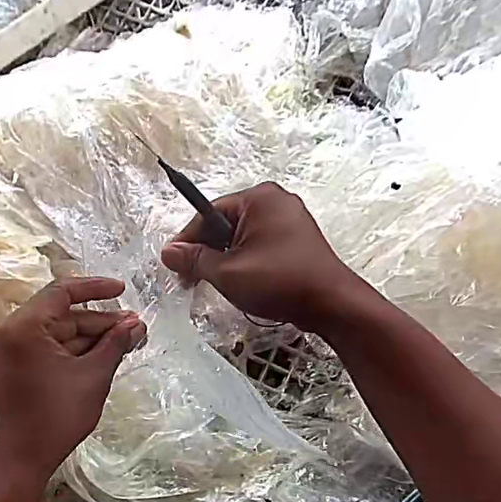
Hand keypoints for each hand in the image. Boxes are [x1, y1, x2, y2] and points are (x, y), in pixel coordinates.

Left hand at [0, 276, 146, 478]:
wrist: (24, 459)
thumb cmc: (57, 417)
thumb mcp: (93, 376)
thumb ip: (115, 343)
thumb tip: (137, 324)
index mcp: (22, 328)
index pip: (61, 292)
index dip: (95, 288)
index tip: (122, 289)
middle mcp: (9, 332)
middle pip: (61, 315)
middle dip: (99, 321)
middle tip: (135, 327)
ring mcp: (8, 350)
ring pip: (57, 333)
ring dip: (90, 337)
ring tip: (127, 340)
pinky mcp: (13, 366)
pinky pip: (47, 347)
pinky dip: (74, 350)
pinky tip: (104, 353)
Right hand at [159, 182, 369, 332]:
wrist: (332, 304)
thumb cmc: (280, 282)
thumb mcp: (228, 272)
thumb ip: (195, 259)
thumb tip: (168, 252)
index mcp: (259, 197)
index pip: (208, 213)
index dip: (188, 240)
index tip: (173, 263)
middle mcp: (276, 201)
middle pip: (225, 224)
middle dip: (207, 252)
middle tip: (190, 279)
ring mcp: (290, 220)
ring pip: (243, 238)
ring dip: (226, 260)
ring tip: (217, 284)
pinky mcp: (298, 240)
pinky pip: (261, 246)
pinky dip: (247, 262)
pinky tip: (242, 283)